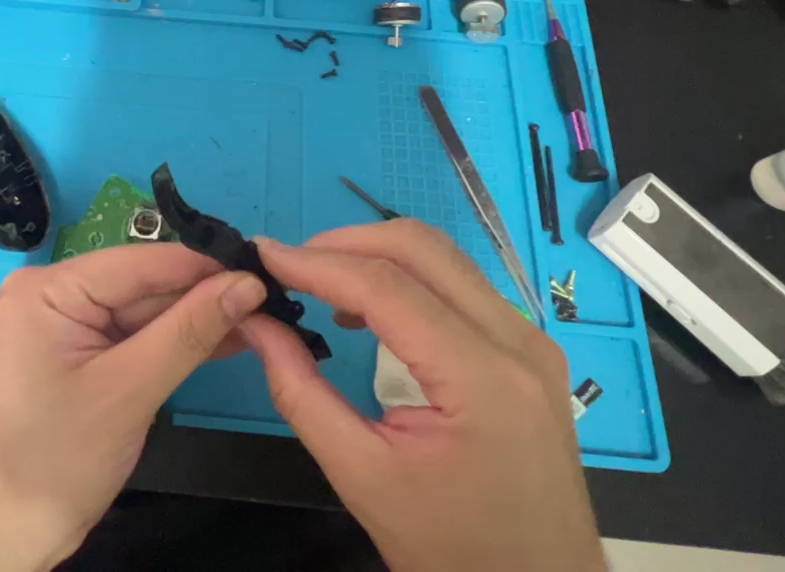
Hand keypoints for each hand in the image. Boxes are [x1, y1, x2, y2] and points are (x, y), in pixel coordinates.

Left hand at [0, 244, 266, 571]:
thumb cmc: (56, 462)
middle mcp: (54, 292)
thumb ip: (190, 330)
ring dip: (199, 319)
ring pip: (147, 309)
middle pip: (145, 284)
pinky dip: (177, 341)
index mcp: (49, 288)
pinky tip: (227, 339)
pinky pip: (136, 334)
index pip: (140, 261)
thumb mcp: (129, 391)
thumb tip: (248, 282)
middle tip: (272, 302)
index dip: (205, 266)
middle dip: (205, 295)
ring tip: (263, 320)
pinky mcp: (81, 351)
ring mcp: (67, 322)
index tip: (265, 271)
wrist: (8, 537)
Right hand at [237, 219, 603, 571]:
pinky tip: (367, 308)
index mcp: (482, 378)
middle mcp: (517, 340)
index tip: (263, 254)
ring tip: (318, 281)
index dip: (317, 264)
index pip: (387, 287)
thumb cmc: (450, 549)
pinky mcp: (528, 345)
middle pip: (421, 247)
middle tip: (289, 264)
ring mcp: (530, 338)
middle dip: (345, 242)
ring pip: (442, 255)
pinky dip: (405, 276)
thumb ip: (299, 390)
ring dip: (375, 253)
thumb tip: (254, 322)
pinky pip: (458, 282)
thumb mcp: (361, 476)